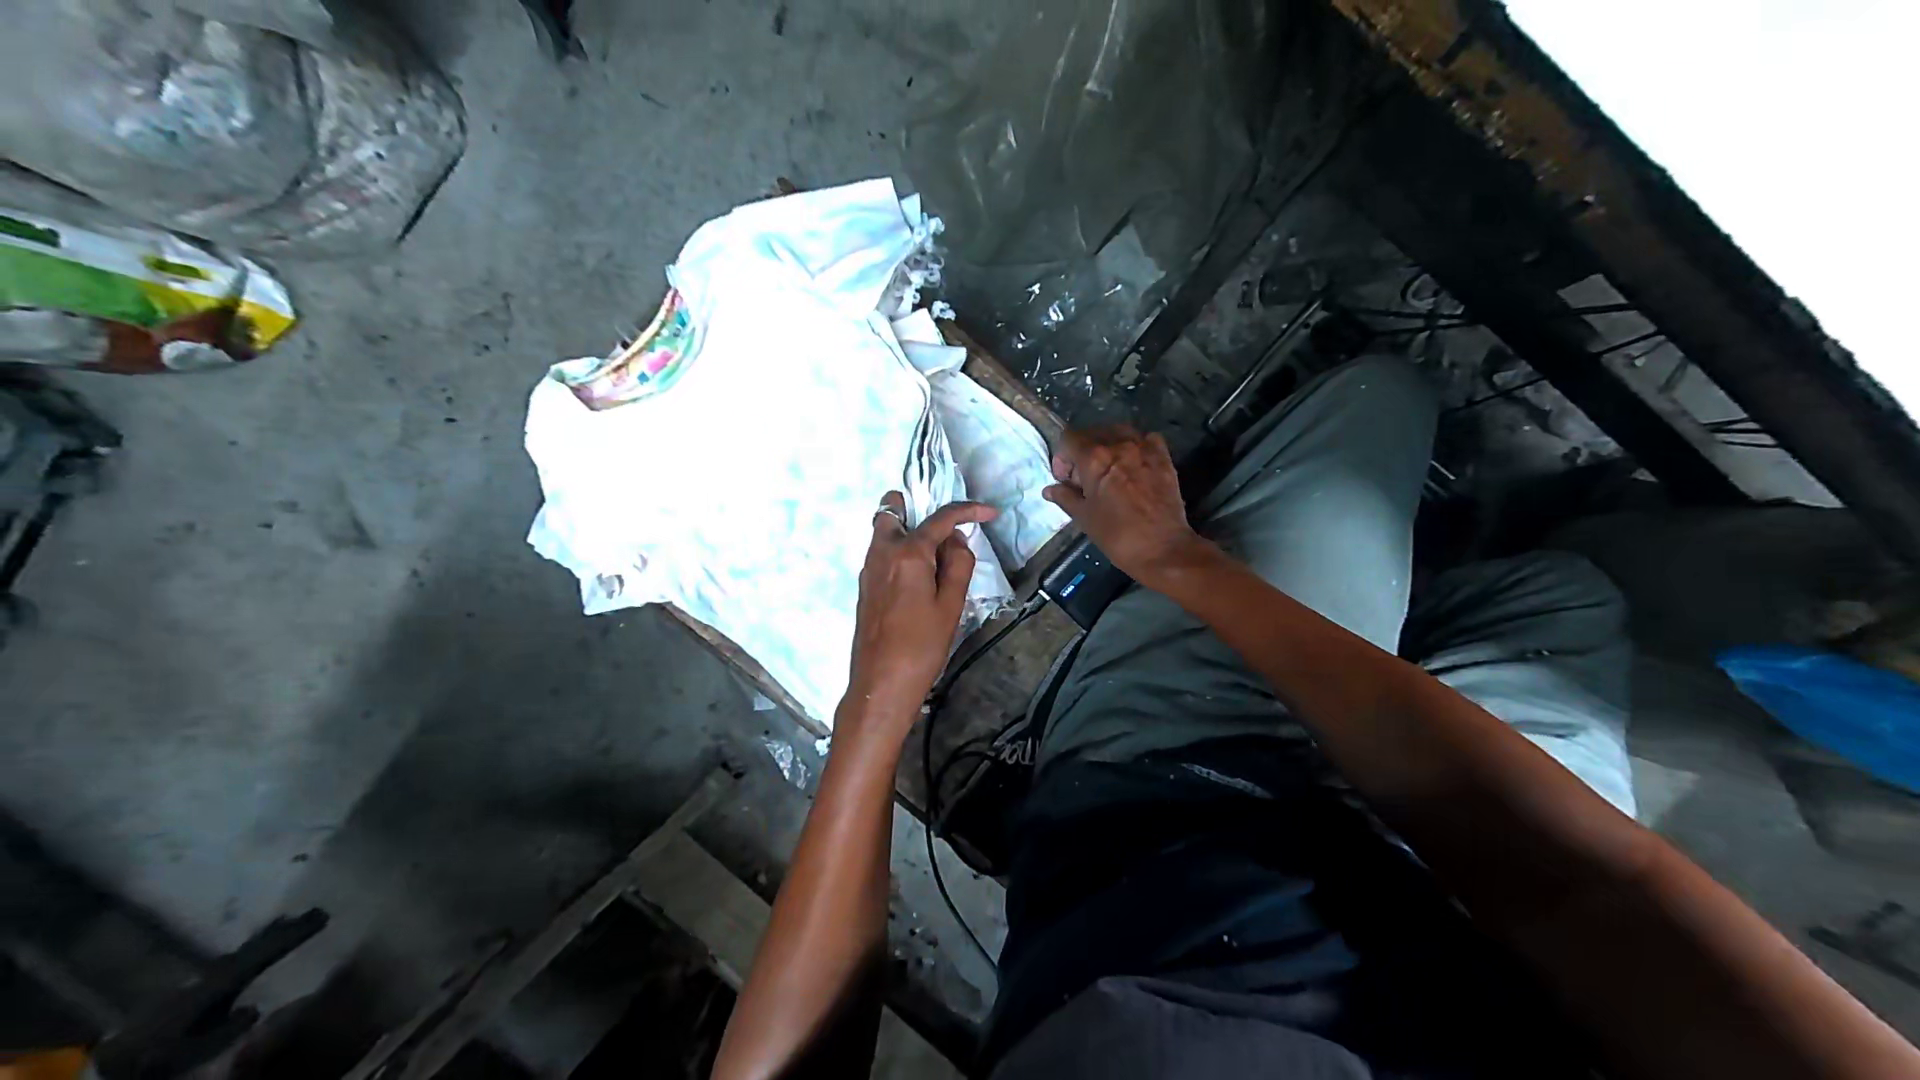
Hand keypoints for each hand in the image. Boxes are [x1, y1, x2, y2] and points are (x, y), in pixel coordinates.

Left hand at [845, 492, 998, 729]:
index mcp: (907, 553)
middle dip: (918, 507)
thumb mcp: (951, 604)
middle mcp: (882, 552)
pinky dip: (901, 550)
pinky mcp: (865, 585)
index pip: (940, 517)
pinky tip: (921, 576)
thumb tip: (956, 540)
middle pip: (892, 508)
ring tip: (938, 557)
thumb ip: (958, 564)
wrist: (882, 683)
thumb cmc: (921, 645)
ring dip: (909, 530)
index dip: (968, 510)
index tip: (989, 512)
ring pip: (885, 530)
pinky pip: (882, 552)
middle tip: (944, 529)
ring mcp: (868, 568)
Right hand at [1043, 426, 1213, 588]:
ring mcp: (1144, 449)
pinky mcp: (1164, 458)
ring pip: (1119, 432)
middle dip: (1083, 452)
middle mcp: (1119, 445)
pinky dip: (1137, 445)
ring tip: (1108, 468)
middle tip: (1084, 478)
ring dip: (1108, 445)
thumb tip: (1050, 490)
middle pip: (1093, 433)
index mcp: (1094, 458)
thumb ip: (1065, 498)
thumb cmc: (1116, 535)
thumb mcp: (1084, 518)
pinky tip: (1134, 463)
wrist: (1162, 548)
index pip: (1069, 438)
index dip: (1062, 457)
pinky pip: (1147, 439)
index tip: (1066, 480)